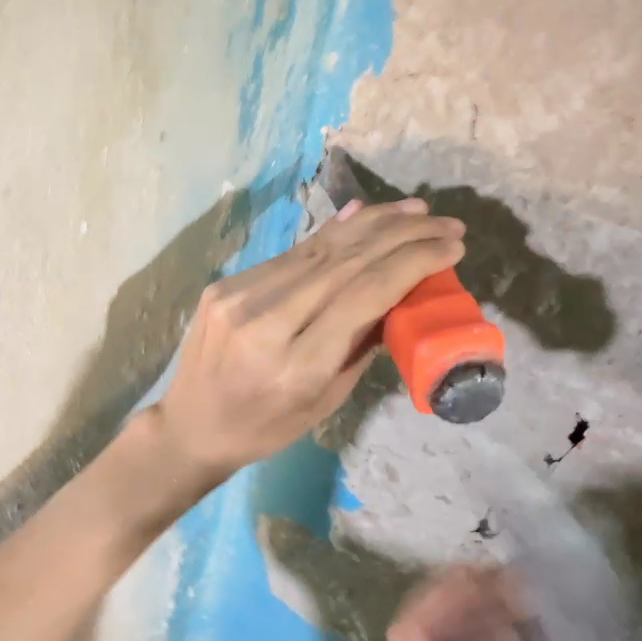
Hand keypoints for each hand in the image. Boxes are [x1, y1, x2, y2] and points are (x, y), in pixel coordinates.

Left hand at [154, 198, 465, 478]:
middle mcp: (264, 322)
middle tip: (445, 223)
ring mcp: (237, 298)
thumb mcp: (323, 401)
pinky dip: (329, 238)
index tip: (452, 248)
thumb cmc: (264, 429)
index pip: (365, 295)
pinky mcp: (223, 287)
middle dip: (402, 236)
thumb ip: (361, 346)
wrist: (189, 427)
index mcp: (295, 365)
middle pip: (345, 262)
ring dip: (371, 225)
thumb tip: (400, 293)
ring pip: (317, 250)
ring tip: (413, 212)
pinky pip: (289, 257)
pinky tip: (362, 220)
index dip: (413, 263)